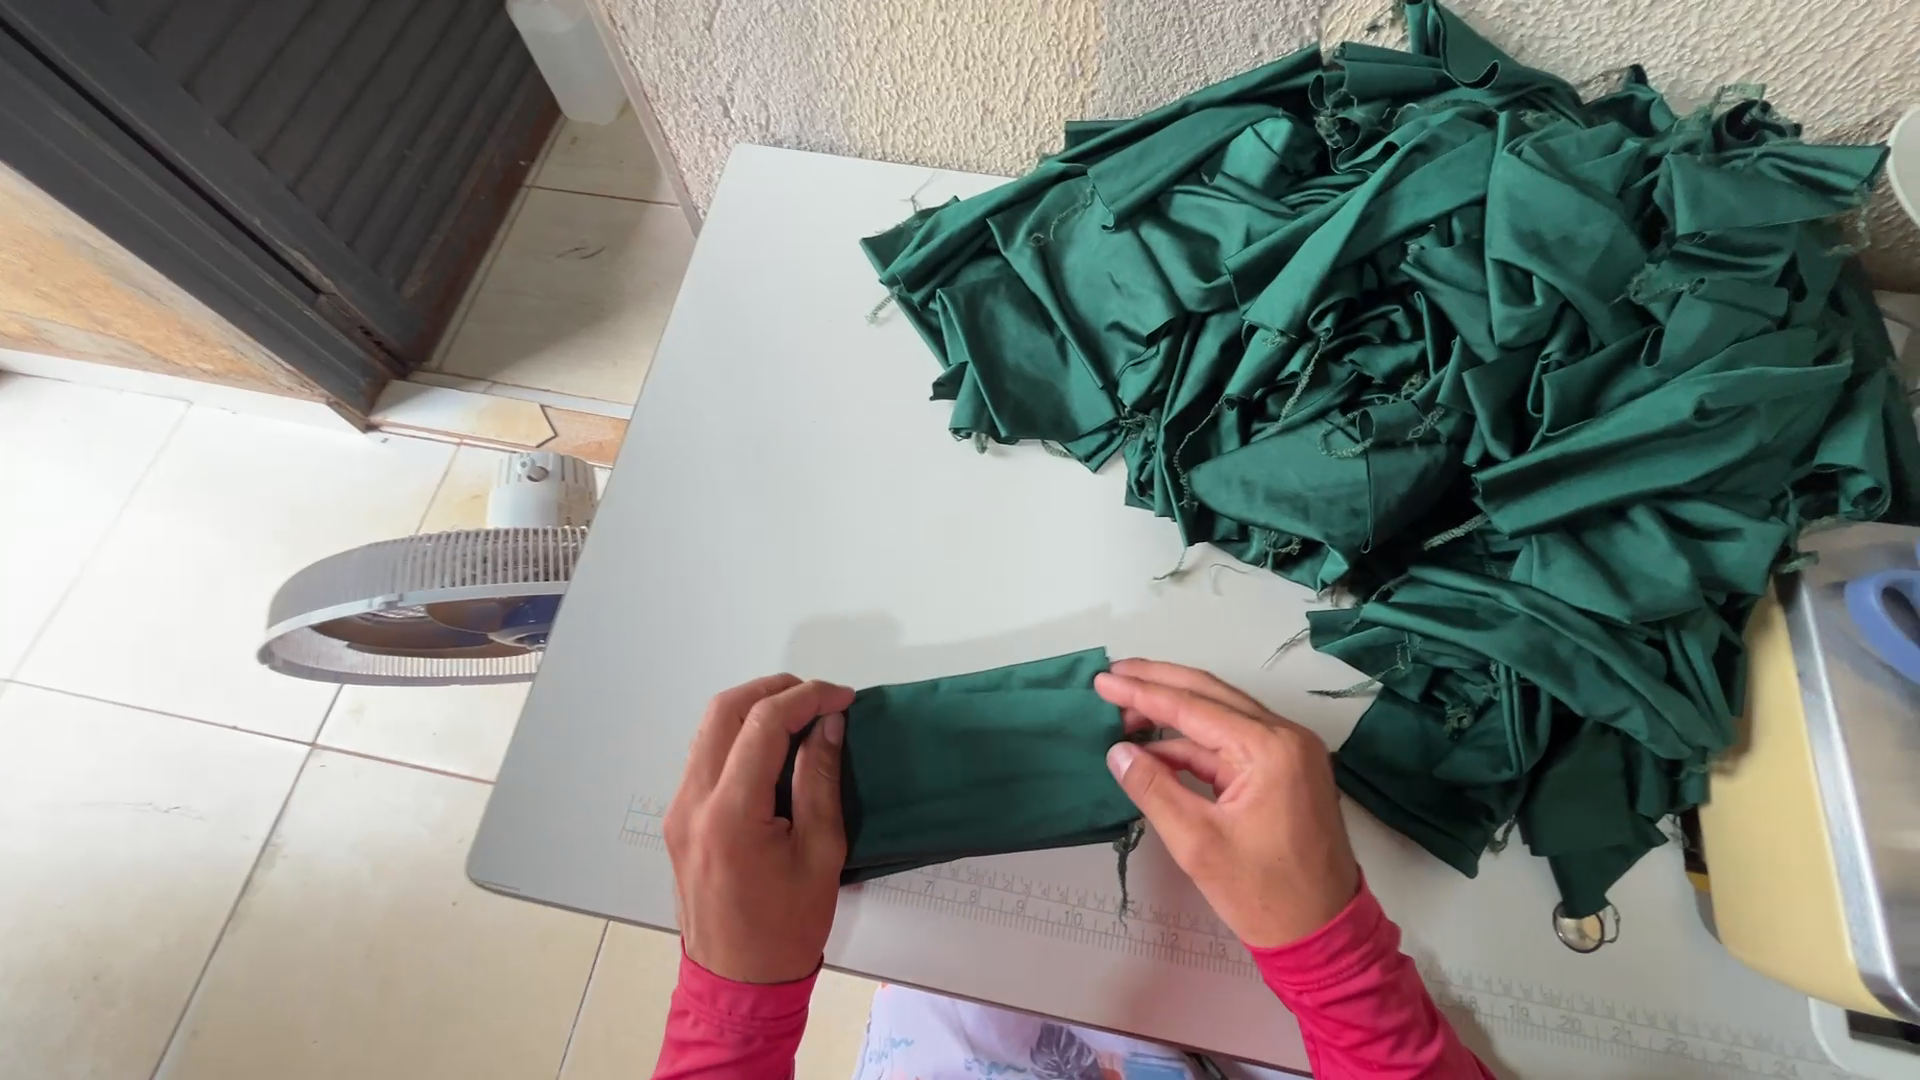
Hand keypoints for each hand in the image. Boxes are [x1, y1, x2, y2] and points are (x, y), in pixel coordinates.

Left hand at [664, 675, 855, 982]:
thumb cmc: (788, 925)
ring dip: (755, 706)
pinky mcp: (679, 816)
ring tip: (802, 714)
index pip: (764, 723)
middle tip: (820, 697)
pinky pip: (706, 752)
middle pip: (725, 709)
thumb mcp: (822, 851)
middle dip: (776, 689)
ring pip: (710, 726)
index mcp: (730, 814)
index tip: (845, 698)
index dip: (808, 697)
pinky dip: (740, 732)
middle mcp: (692, 801)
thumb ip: (820, 778)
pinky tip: (774, 745)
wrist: (737, 985)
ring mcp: (678, 808)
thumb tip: (829, 722)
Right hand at [1095, 659, 1359, 947]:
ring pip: (1218, 711)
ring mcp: (1288, 749)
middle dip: (1156, 682)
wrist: (1326, 937)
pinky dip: (1190, 738)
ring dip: (1172, 708)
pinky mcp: (1283, 767)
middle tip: (1112, 675)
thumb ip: (1153, 788)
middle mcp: (1284, 735)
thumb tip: (1117, 751)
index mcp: (1269, 748)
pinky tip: (1156, 743)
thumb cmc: (1264, 895)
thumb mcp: (1197, 843)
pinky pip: (1229, 738)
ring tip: (1124, 707)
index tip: (1102, 682)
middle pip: (1208, 692)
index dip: (1141, 692)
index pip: (1192, 706)